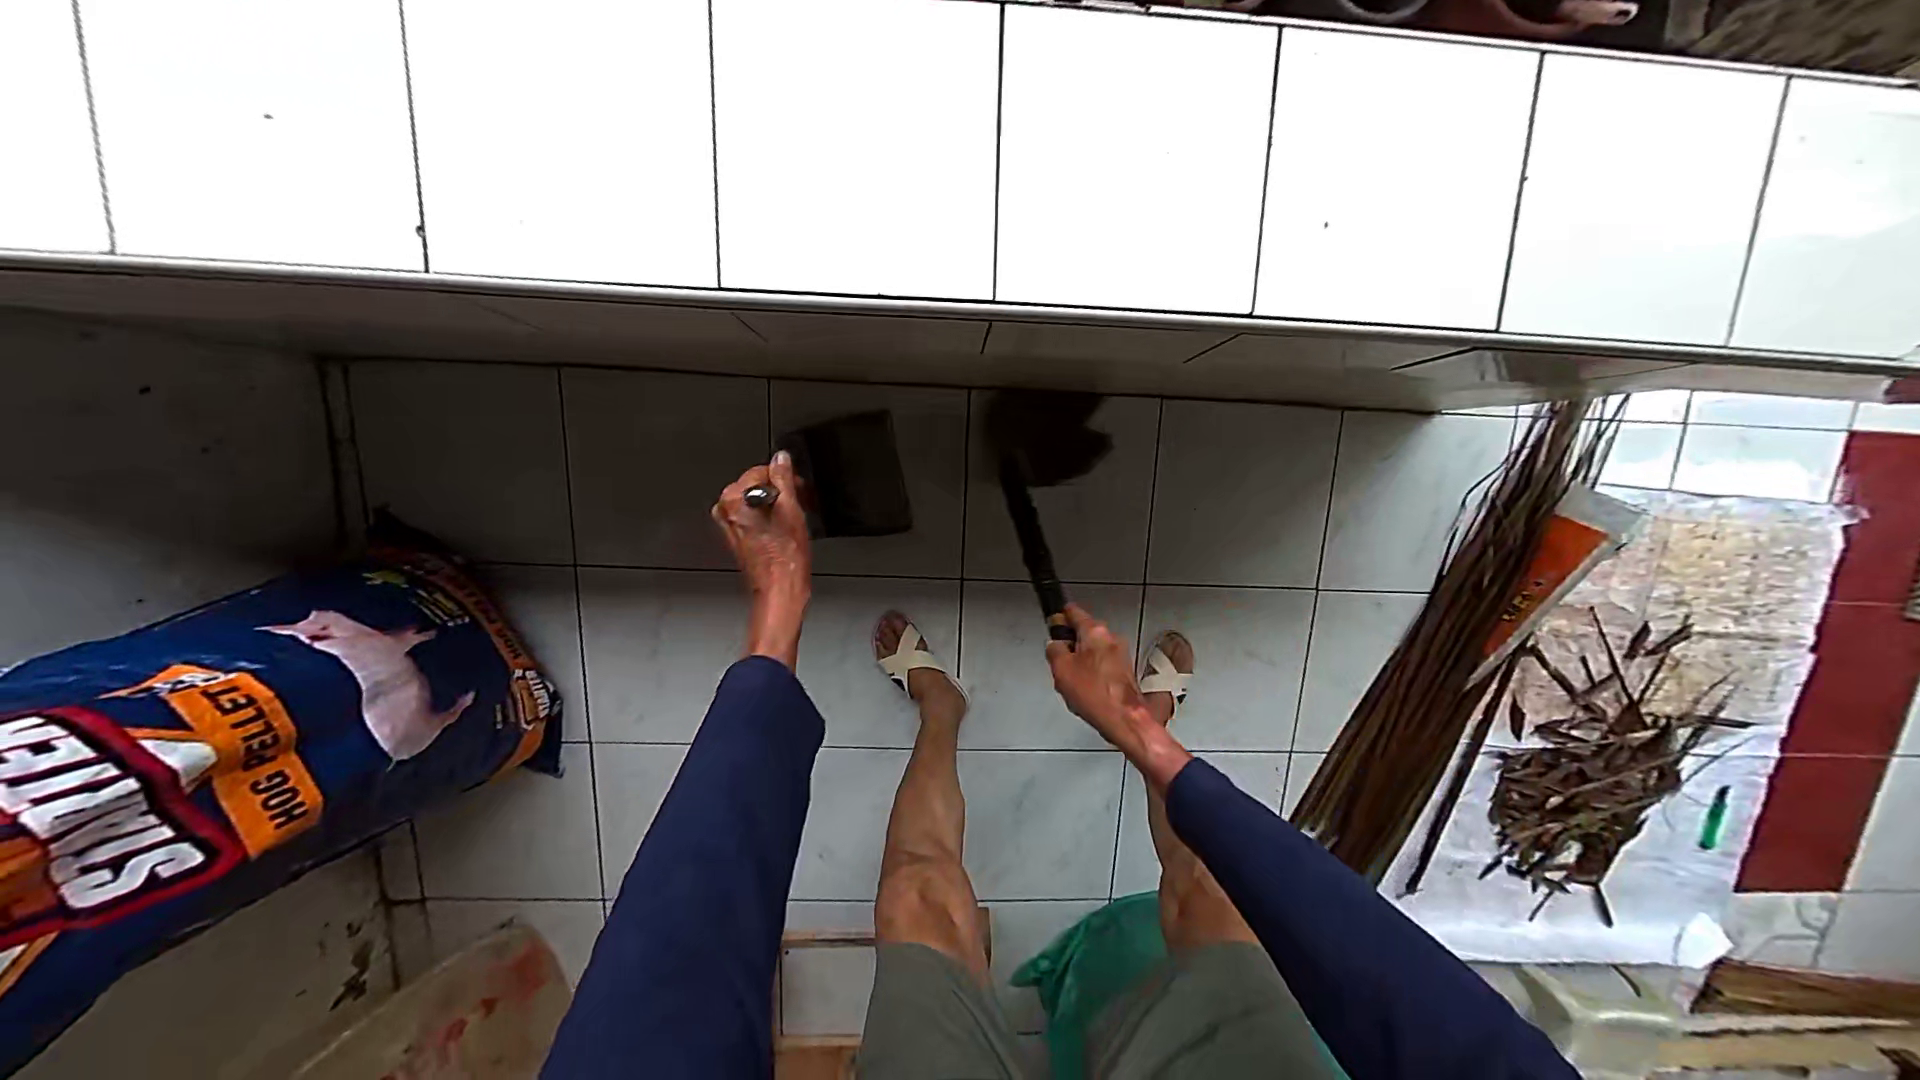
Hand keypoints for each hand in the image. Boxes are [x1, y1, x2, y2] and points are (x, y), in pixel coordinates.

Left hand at [712, 452, 810, 667]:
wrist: (780, 589)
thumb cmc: (785, 557)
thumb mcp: (792, 509)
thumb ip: (784, 478)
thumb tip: (781, 459)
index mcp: (734, 499)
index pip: (761, 471)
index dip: (785, 477)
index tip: (799, 486)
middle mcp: (727, 510)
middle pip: (756, 485)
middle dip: (781, 491)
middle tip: (801, 501)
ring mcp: (731, 525)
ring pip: (757, 501)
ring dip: (777, 505)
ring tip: (796, 518)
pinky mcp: (738, 537)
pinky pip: (754, 516)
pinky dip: (770, 517)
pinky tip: (786, 530)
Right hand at [1045, 605, 1192, 790]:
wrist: (1123, 719)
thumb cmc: (1095, 694)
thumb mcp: (1060, 668)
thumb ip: (1054, 649)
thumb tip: (1055, 645)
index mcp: (1095, 632)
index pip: (1073, 612)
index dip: (1059, 617)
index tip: (1053, 624)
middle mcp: (1111, 639)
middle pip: (1083, 634)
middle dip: (1070, 647)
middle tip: (1060, 664)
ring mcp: (1120, 655)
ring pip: (1092, 652)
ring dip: (1080, 664)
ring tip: (1073, 684)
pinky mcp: (1124, 672)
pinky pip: (1101, 667)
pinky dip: (1091, 676)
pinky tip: (1085, 693)